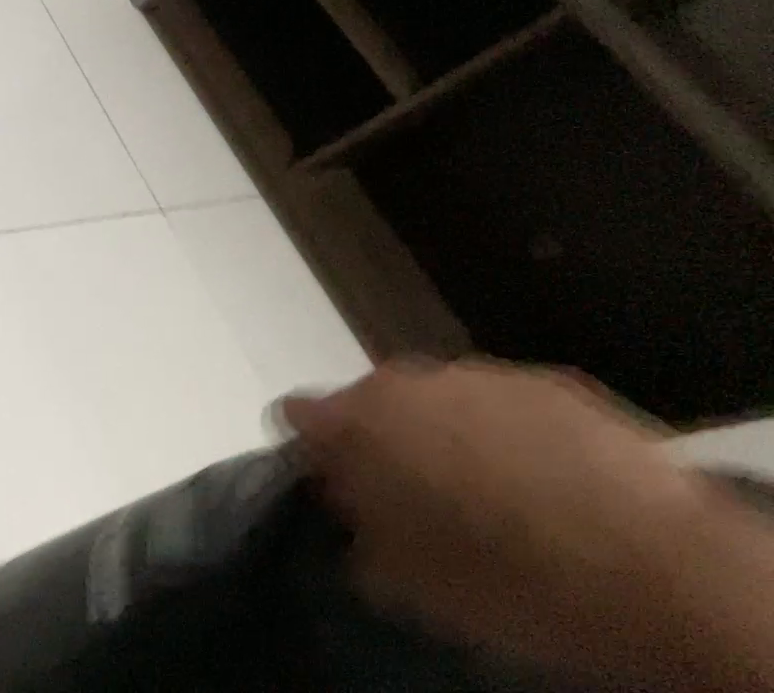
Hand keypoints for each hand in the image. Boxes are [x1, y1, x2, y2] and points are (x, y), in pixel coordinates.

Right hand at [282, 360, 740, 685]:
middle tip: (411, 494)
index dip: (309, 450)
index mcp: (356, 420)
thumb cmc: (501, 576)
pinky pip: (507, 405)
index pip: (294, 414)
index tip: (331, 484)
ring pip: (441, 399)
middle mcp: (406, 380)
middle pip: (371, 401)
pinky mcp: (554, 382)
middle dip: (382, 438)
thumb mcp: (401, 577)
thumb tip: (356, 517)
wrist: (656, 571)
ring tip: (488, 490)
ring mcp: (482, 374)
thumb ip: (357, 530)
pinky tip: (545, 482)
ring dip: (447, 433)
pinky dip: (510, 434)